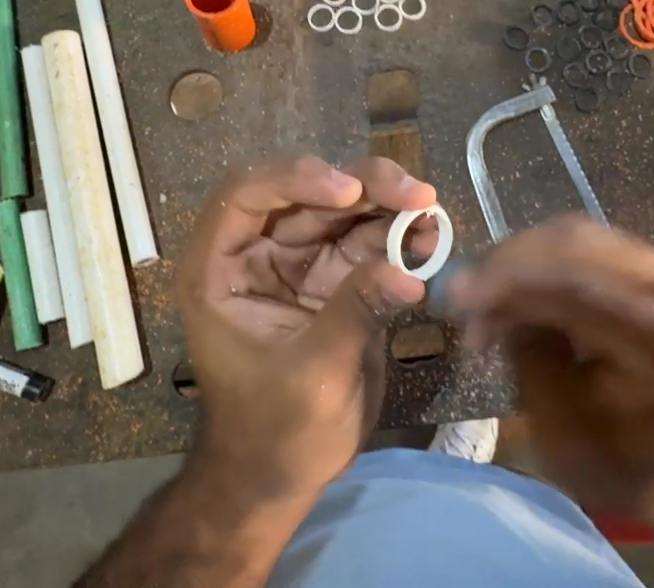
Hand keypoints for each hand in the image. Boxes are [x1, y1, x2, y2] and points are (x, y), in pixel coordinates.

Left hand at [177, 155, 439, 503]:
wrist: (283, 475)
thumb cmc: (274, 431)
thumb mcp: (312, 375)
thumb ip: (354, 314)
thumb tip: (409, 274)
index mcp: (221, 267)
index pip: (247, 194)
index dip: (295, 178)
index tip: (347, 191)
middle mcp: (259, 251)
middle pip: (308, 193)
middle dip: (362, 185)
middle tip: (414, 193)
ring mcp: (301, 260)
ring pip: (346, 208)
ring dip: (389, 204)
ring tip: (431, 211)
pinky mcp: (337, 276)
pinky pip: (370, 241)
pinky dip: (401, 234)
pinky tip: (431, 236)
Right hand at [447, 215, 653, 525]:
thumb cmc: (630, 468)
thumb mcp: (568, 433)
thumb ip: (530, 358)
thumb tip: (485, 301)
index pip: (580, 284)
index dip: (509, 281)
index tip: (455, 297)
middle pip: (576, 246)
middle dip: (505, 268)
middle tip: (458, 303)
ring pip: (575, 237)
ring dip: (515, 264)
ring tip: (479, 306)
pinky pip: (585, 245)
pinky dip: (537, 265)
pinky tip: (508, 293)